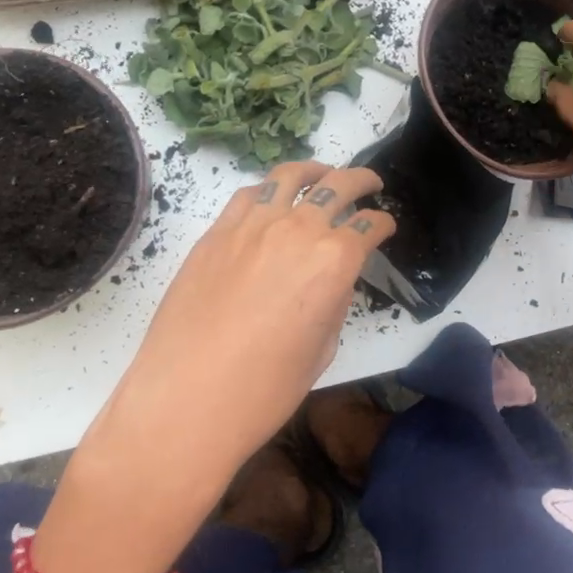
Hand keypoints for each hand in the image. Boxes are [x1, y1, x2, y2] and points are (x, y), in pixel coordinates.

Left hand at [126, 162, 395, 464]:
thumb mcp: (322, 349)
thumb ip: (334, 304)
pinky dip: (269, 190)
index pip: (370, 226)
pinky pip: (249, 195)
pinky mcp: (216, 233)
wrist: (186, 400)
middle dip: (361, 181)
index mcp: (335, 260)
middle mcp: (298, 230)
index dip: (383, 225)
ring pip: (290, 176)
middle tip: (371, 185)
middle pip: (338, 185)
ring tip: (322, 176)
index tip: (385, 228)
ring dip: (315, 172)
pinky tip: (272, 200)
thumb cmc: (265, 390)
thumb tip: (331, 282)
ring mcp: (253, 226)